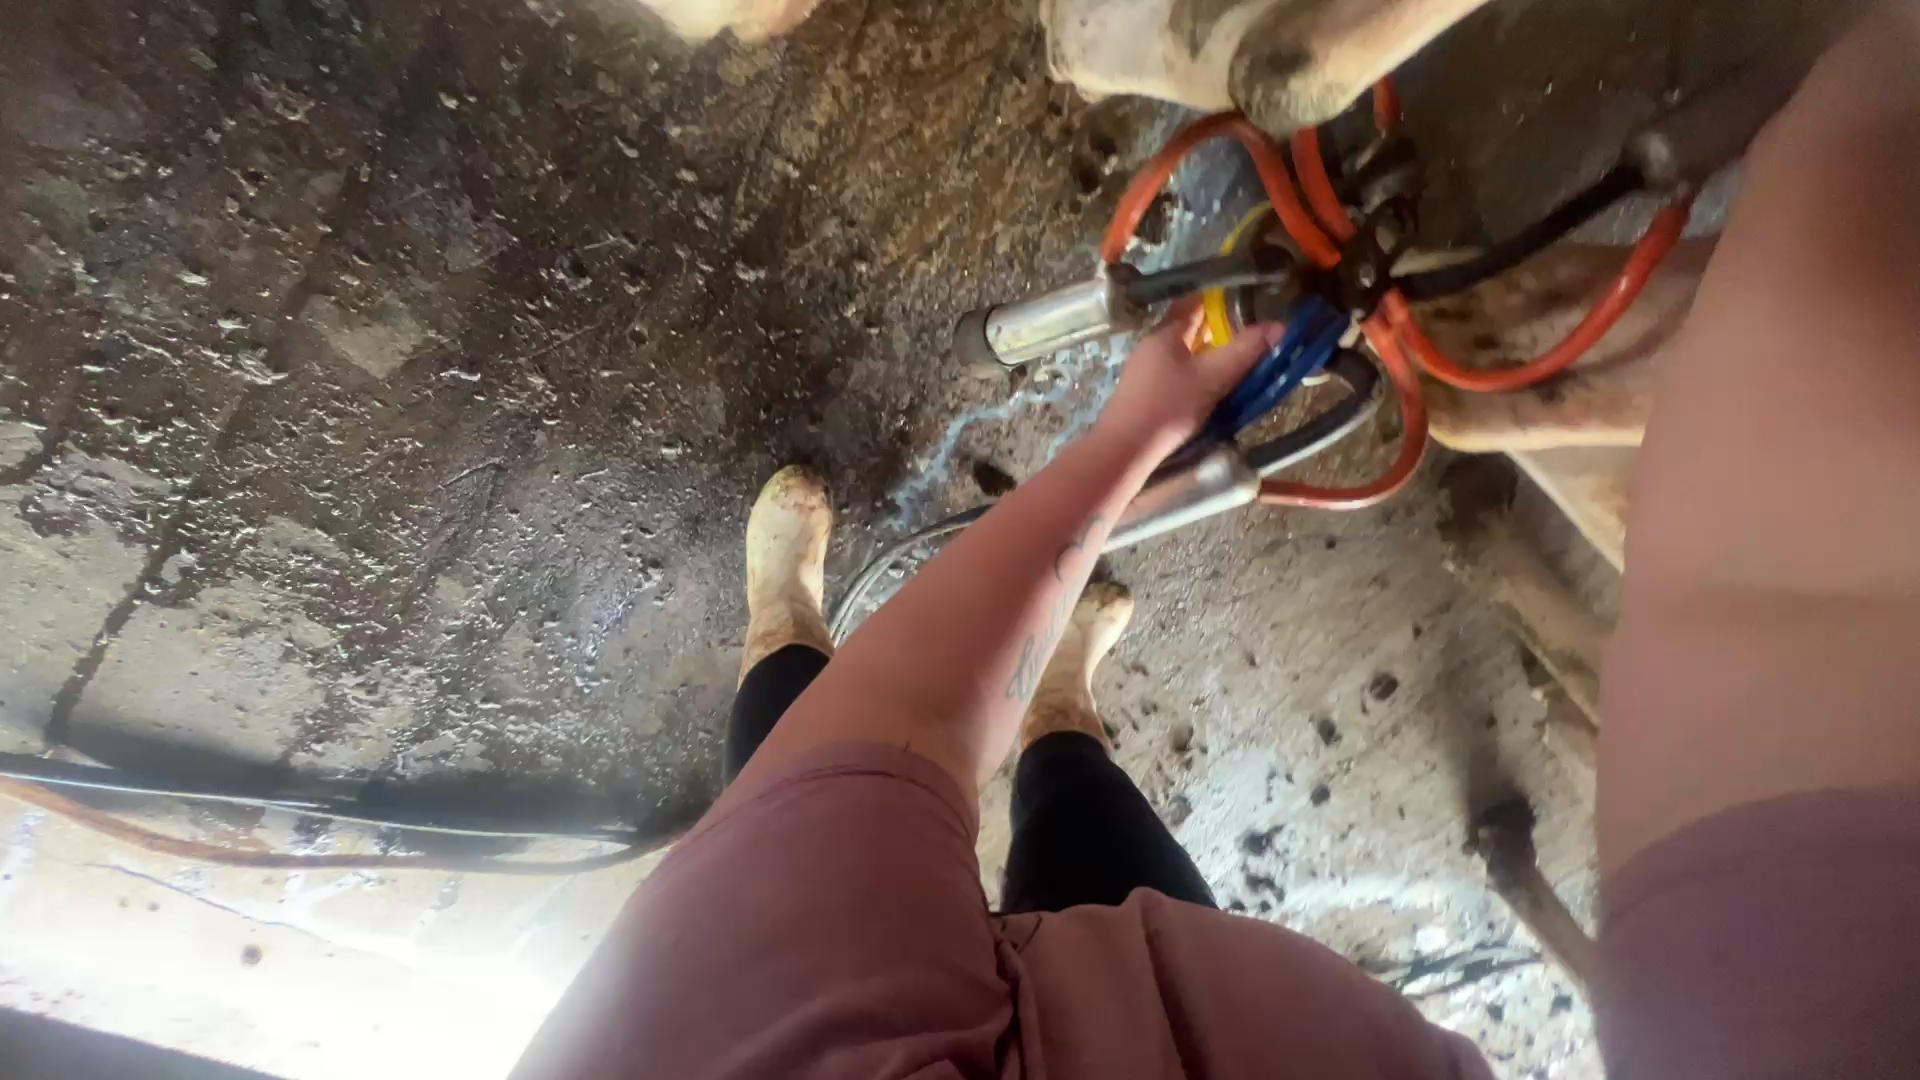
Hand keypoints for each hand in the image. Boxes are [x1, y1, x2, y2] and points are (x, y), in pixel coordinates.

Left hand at [1094, 301, 1285, 456]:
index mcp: (1164, 334)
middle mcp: (1150, 349)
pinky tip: (1210, 390)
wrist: (1124, 450)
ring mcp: (1143, 374)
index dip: (1217, 297)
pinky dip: (1195, 377)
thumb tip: (1280, 326)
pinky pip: (1175, 377)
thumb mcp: (1212, 378)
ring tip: (1236, 362)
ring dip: (1207, 356)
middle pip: (1187, 330)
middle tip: (1248, 332)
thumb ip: (1245, 352)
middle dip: (1217, 330)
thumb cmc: (1166, 407)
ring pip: (1182, 356)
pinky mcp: (1143, 397)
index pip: (1192, 302)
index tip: (1244, 295)